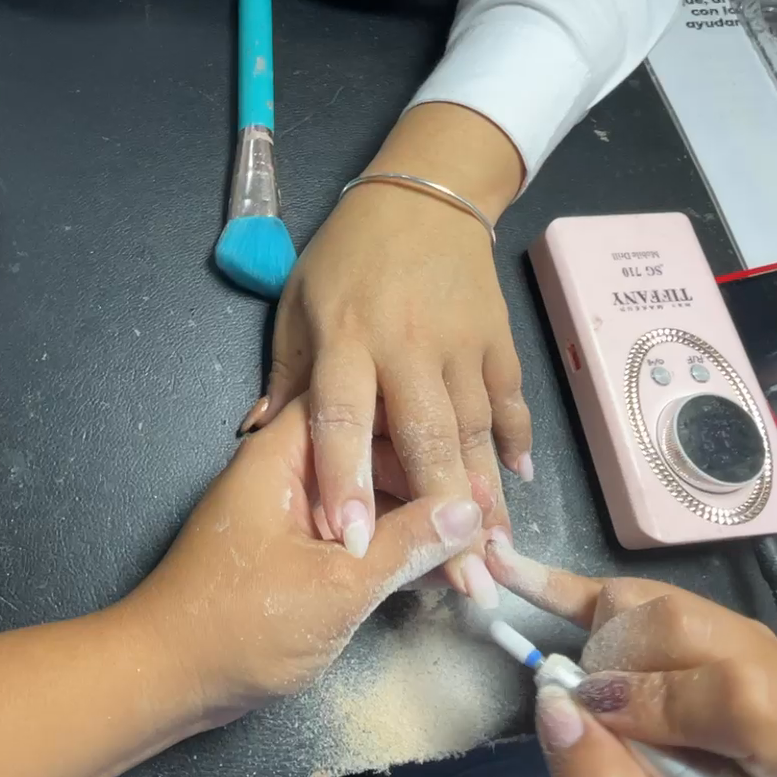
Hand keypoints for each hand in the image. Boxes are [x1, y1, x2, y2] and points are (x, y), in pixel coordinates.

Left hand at [121, 400, 483, 722]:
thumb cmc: (241, 621)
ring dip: (416, 526)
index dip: (415, 418)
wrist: (169, 676)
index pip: (356, 403)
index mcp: (284, 454)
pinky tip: (440, 572)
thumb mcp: (333, 585)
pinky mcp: (299, 548)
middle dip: (428, 487)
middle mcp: (290, 470)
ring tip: (479, 556)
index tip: (471, 449)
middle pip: (370, 455)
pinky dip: (390, 550)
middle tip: (489, 521)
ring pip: (367, 498)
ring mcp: (294, 511)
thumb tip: (467, 509)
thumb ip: (403, 543)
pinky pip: (354, 533)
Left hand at [247, 103, 530, 604]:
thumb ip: (286, 374)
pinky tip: (520, 483)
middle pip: (426, 437)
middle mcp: (404, 347)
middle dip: (442, 512)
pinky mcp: (497, 338)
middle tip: (461, 581)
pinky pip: (508, 399)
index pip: (342, 419)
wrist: (422, 194)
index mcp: (345, 340)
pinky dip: (515, 440)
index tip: (352, 542)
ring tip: (496, 554)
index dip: (346, 480)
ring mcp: (459, 343)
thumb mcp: (298, 306)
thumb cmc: (345, 256)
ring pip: (475, 429)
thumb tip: (256, 433)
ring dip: (487, 495)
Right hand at [483, 534, 776, 776]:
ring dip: (599, 640)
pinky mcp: (695, 630)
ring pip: (658, 603)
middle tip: (587, 712)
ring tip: (586, 694)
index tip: (596, 721)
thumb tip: (558, 705)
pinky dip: (564, 586)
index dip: (657, 701)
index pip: (747, 697)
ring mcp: (754, 652)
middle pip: (694, 631)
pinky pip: (632, 594)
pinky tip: (511, 570)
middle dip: (616, 663)